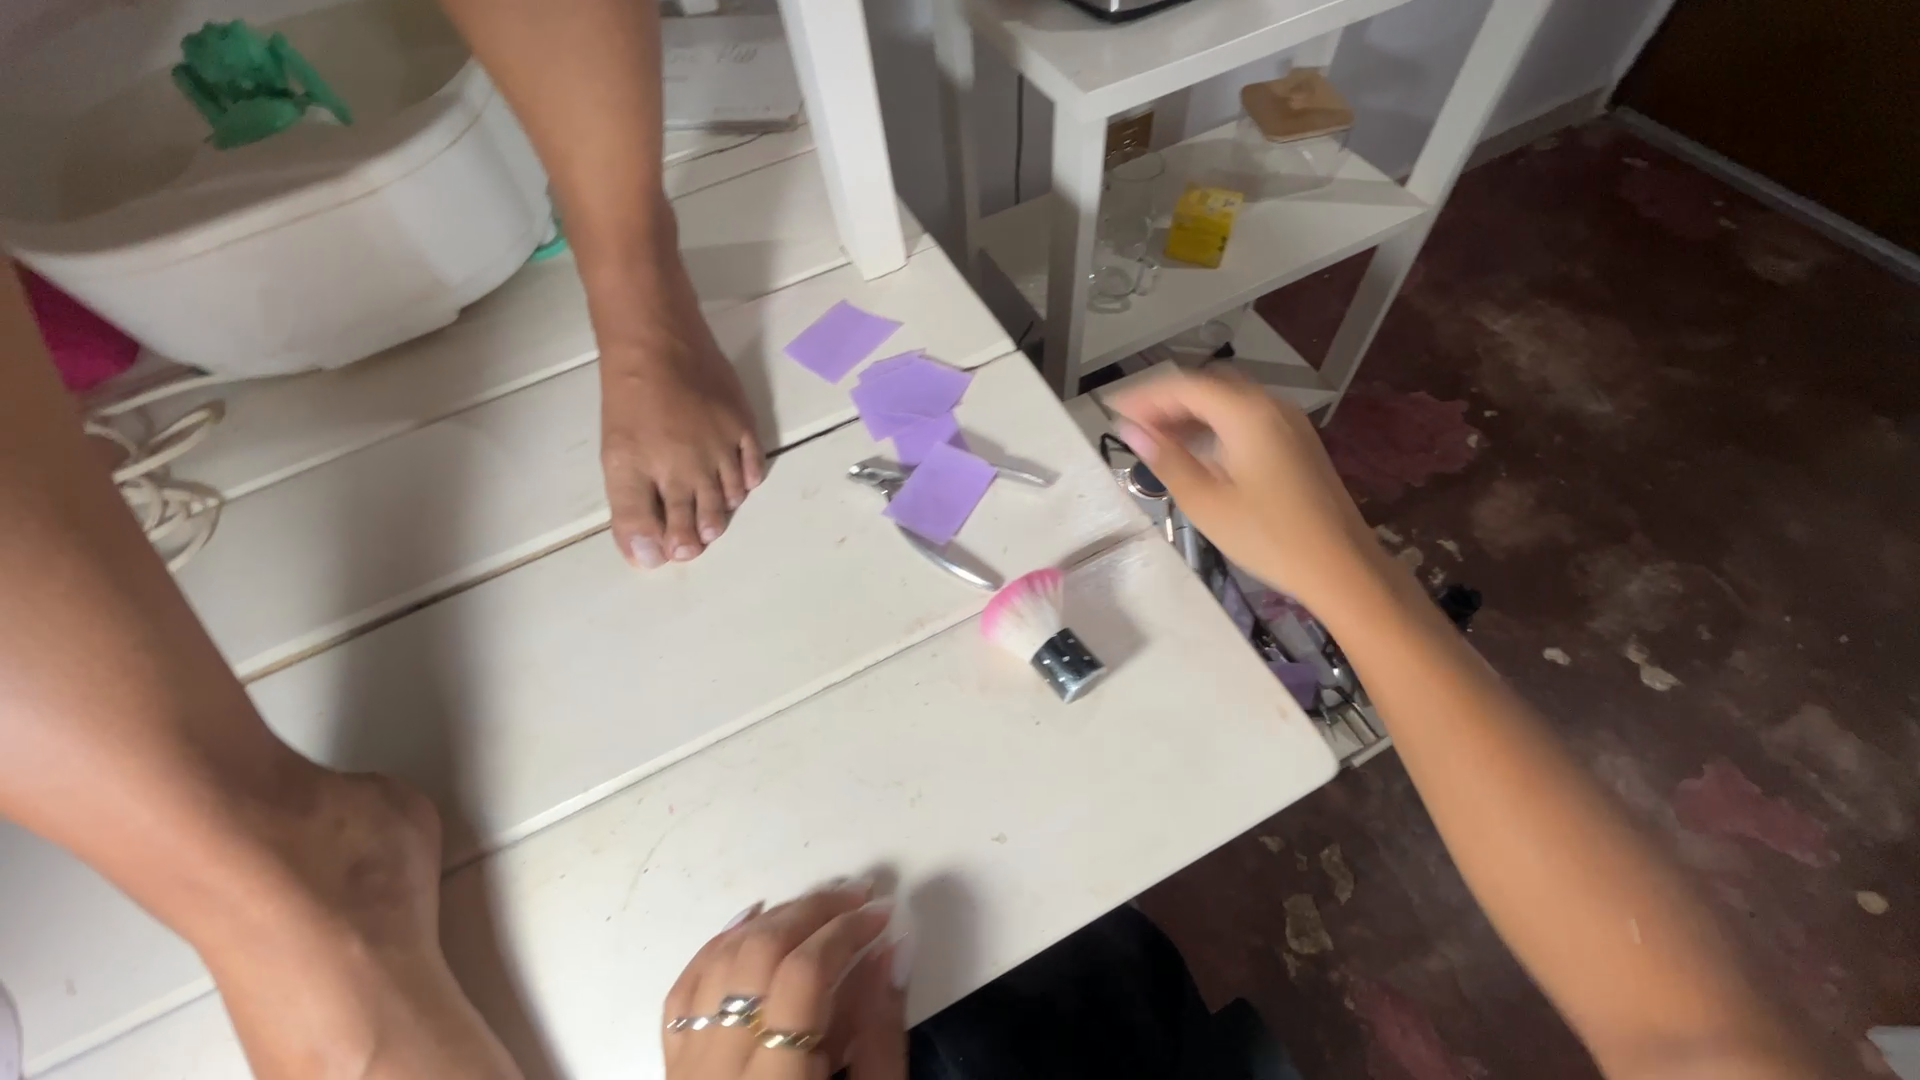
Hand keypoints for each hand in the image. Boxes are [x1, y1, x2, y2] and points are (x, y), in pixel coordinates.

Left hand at [594, 253, 765, 569]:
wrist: (657, 342)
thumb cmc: (629, 399)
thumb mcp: (617, 458)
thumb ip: (631, 512)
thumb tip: (647, 560)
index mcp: (667, 480)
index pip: (678, 530)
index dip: (676, 546)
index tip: (676, 551)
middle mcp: (701, 470)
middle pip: (708, 517)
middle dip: (701, 533)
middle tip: (697, 539)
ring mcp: (727, 447)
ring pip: (733, 495)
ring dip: (723, 510)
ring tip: (714, 516)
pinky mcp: (743, 425)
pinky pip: (754, 465)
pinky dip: (748, 480)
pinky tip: (738, 484)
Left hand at [664, 882, 908, 1079]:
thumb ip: (881, 1033)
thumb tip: (892, 949)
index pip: (800, 977)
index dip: (844, 931)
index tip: (883, 913)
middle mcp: (717, 1072)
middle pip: (755, 955)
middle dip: (812, 911)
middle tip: (859, 897)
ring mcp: (685, 1069)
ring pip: (718, 960)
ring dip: (772, 919)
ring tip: (819, 907)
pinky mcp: (672, 1067)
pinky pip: (686, 988)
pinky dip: (719, 944)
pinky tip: (753, 919)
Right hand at [1108, 370, 1387, 613]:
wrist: (1340, 566)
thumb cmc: (1267, 537)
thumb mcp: (1205, 502)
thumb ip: (1166, 459)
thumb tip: (1132, 431)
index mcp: (1247, 414)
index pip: (1185, 387)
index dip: (1145, 396)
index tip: (1113, 411)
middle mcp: (1270, 406)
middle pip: (1208, 388)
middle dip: (1166, 402)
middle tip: (1132, 426)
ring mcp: (1288, 423)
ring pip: (1229, 402)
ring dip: (1190, 414)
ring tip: (1156, 440)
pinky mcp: (1296, 442)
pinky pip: (1247, 419)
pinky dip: (1214, 426)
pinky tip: (1196, 452)